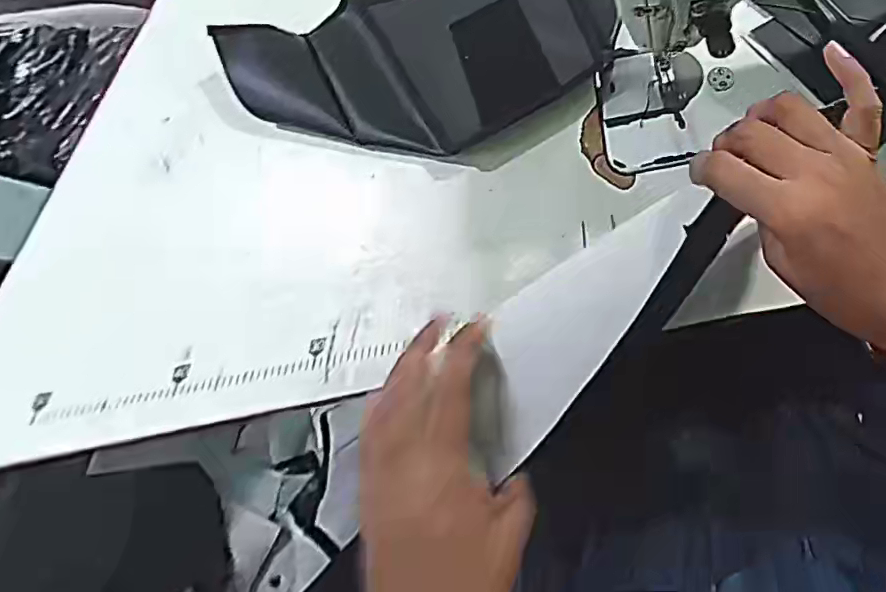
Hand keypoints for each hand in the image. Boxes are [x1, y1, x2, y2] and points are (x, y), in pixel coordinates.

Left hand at [361, 317, 534, 591]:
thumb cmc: (456, 587)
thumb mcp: (508, 535)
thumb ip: (517, 491)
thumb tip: (515, 469)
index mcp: (443, 467)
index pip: (451, 389)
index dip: (464, 350)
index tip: (475, 328)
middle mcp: (405, 464)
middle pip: (411, 386)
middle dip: (427, 345)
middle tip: (442, 321)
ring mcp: (382, 475)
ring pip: (385, 404)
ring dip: (402, 366)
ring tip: (417, 344)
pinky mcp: (368, 491)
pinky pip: (369, 431)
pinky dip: (379, 401)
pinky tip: (386, 392)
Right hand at [690, 42, 885, 349]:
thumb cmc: (852, 291)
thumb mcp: (782, 263)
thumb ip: (756, 215)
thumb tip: (742, 186)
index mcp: (791, 209)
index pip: (726, 169)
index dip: (703, 168)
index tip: (702, 171)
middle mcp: (816, 174)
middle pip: (750, 133)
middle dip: (726, 145)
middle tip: (726, 159)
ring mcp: (843, 157)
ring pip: (789, 107)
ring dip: (761, 114)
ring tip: (755, 128)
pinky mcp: (864, 153)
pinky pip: (861, 103)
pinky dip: (849, 74)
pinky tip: (832, 52)